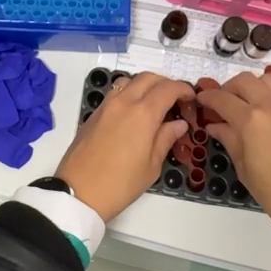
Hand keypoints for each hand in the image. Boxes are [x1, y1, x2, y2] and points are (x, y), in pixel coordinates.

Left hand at [56, 72, 192, 221]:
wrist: (78, 192)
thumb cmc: (120, 184)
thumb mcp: (151, 166)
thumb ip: (166, 138)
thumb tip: (179, 123)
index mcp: (143, 113)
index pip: (168, 89)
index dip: (183, 90)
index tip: (192, 99)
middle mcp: (124, 102)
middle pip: (148, 78)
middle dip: (166, 84)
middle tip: (176, 101)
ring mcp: (106, 105)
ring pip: (130, 81)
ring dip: (146, 86)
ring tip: (155, 105)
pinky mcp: (94, 113)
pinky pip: (116, 93)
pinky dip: (130, 94)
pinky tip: (135, 114)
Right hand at [197, 72, 270, 232]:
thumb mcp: (244, 168)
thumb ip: (229, 140)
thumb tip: (215, 125)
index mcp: (251, 121)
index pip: (223, 99)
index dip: (208, 98)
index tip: (200, 100)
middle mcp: (270, 106)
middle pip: (244, 81)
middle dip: (228, 88)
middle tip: (221, 104)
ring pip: (266, 79)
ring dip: (251, 86)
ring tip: (244, 103)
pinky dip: (268, 94)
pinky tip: (263, 113)